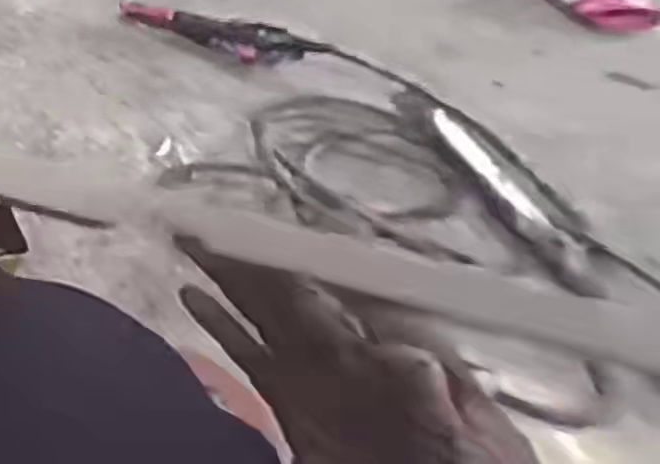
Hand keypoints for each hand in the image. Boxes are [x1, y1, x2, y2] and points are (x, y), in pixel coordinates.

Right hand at [179, 239, 537, 463]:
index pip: (348, 288)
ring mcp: (313, 375)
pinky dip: (217, 320)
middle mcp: (349, 355)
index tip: (269, 226)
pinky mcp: (285, 397)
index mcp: (398, 356)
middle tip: (210, 221)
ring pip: (261, 311)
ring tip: (189, 241)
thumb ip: (435, 401)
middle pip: (292, 291)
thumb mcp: (473, 447)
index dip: (310, 255)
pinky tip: (189, 293)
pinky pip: (245, 349)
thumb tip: (406, 354)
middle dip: (251, 255)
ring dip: (226, 276)